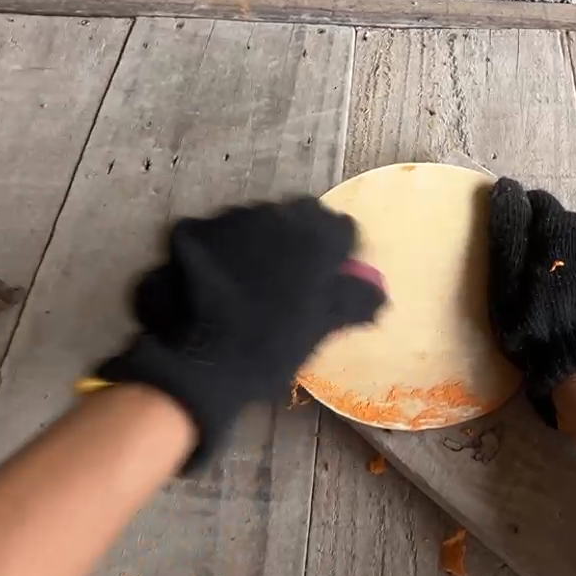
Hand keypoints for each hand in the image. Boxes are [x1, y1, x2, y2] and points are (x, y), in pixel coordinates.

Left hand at [95, 197, 385, 469]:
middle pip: (301, 216)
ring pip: (260, 220)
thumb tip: (379, 294)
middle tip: (293, 276)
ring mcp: (234, 217)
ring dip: (263, 240)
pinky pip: (221, 231)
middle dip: (301, 239)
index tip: (332, 276)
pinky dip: (224, 248)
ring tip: (251, 279)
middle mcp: (278, 215)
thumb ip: (353, 302)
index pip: (342, 229)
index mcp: (316, 237)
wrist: (196, 360)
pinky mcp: (197, 227)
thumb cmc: (269, 347)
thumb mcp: (320, 329)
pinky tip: (216, 278)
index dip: (339, 253)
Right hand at [487, 178, 575, 425]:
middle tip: (543, 271)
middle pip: (566, 224)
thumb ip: (507, 232)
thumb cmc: (537, 324)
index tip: (519, 242)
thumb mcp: (506, 282)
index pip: (538, 203)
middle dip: (554, 238)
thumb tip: (507, 188)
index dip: (526, 219)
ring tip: (574, 286)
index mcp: (556, 227)